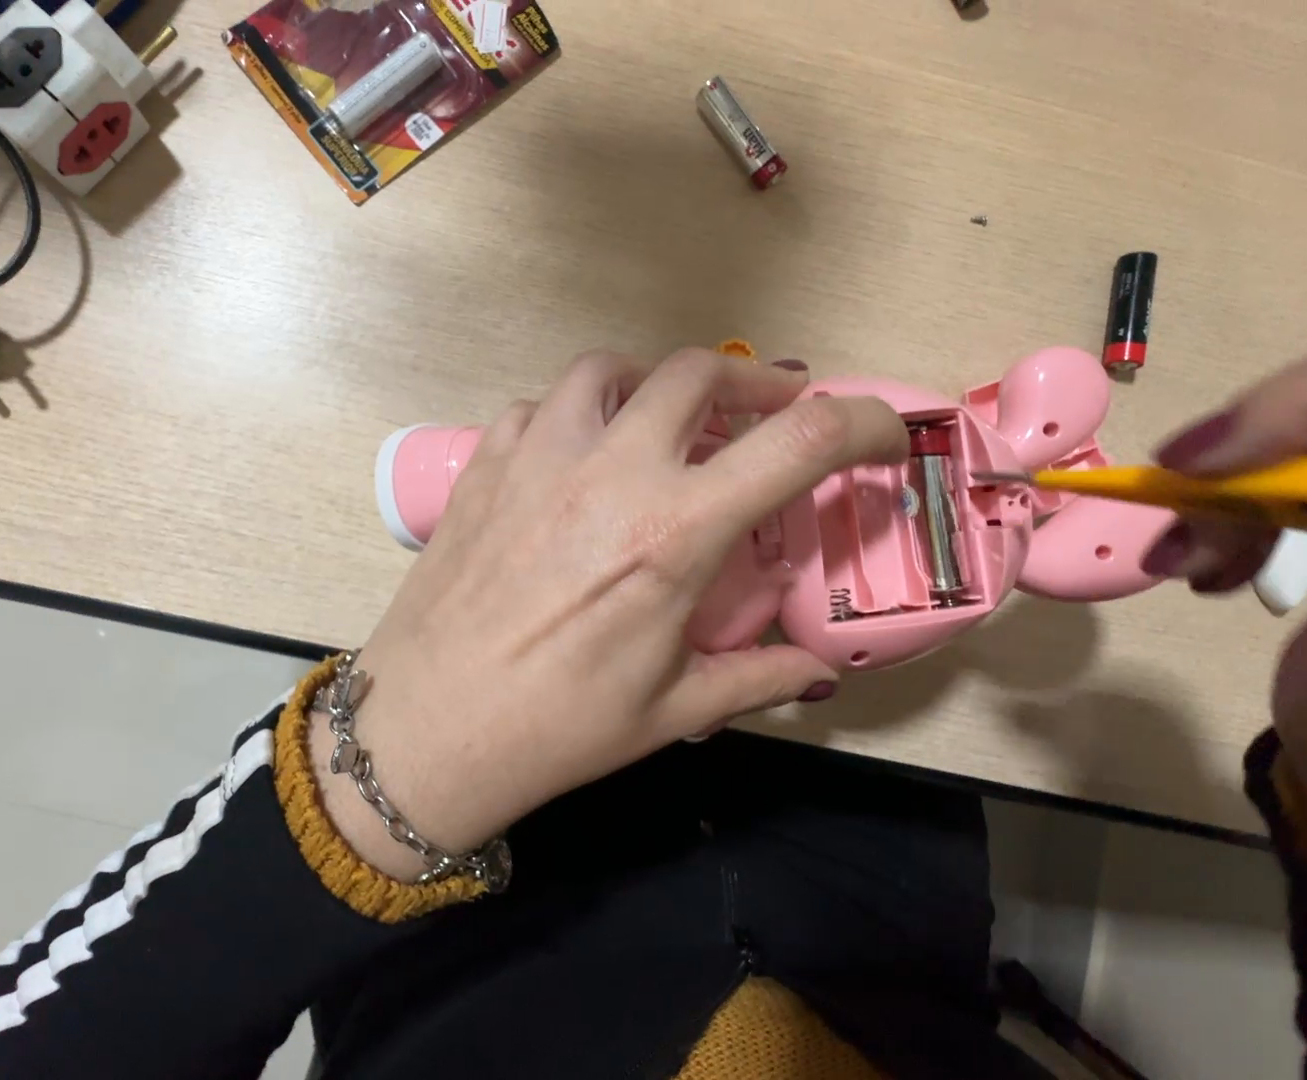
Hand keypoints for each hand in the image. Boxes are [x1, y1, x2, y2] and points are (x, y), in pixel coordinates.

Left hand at [314, 348, 908, 881]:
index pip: (798, 444)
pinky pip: (542, 407)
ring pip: (610, 370)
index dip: (861, 424)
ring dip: (657, 384)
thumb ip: (756, 676)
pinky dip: (579, 414)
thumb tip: (815, 666)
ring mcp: (538, 457)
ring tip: (670, 420)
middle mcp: (610, 471)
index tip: (881, 434)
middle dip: (754, 384)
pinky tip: (581, 456)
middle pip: (700, 372)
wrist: (425, 730)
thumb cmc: (554, 730)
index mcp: (674, 533)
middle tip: (772, 414)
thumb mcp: (671, 712)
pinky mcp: (486, 464)